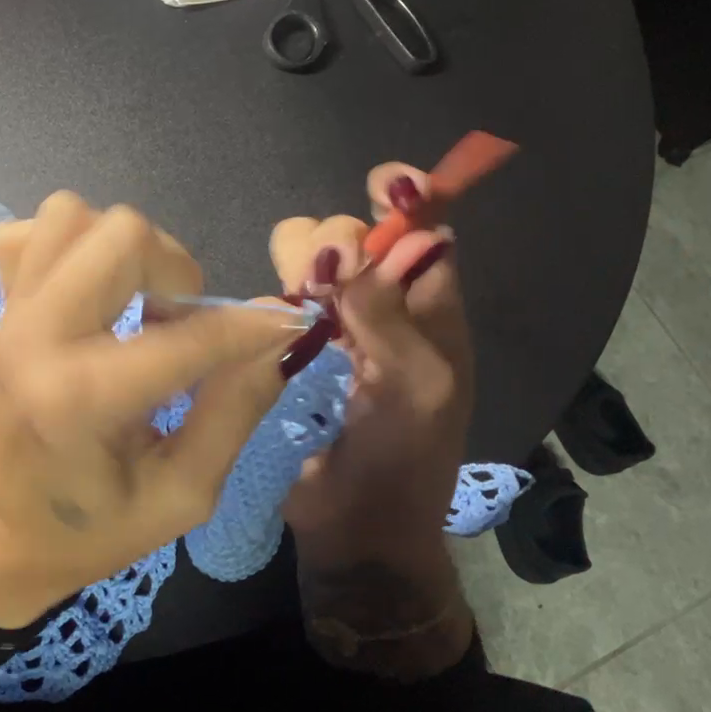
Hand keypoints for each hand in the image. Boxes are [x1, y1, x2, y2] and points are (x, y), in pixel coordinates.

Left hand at [0, 192, 302, 627]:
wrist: (4, 530)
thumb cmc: (96, 528)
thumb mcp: (184, 494)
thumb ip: (235, 409)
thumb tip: (279, 334)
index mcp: (80, 398)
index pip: (183, 335)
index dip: (248, 329)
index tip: (284, 326)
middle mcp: (39, 335)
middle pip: (121, 234)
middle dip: (175, 270)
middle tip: (183, 321)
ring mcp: (14, 310)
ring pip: (74, 215)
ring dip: (125, 249)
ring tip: (140, 301)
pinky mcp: (3, 301)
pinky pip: (34, 229)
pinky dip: (74, 241)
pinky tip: (94, 288)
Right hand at [268, 163, 475, 561]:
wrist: (356, 526)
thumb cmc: (404, 458)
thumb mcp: (416, 385)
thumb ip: (387, 315)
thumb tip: (348, 254)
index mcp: (432, 308)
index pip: (423, 231)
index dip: (406, 200)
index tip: (379, 185)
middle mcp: (385, 305)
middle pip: (356, 234)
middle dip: (338, 241)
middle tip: (322, 284)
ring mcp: (336, 325)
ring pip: (311, 257)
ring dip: (301, 262)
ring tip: (299, 301)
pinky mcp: (293, 344)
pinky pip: (282, 293)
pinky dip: (278, 290)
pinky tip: (280, 316)